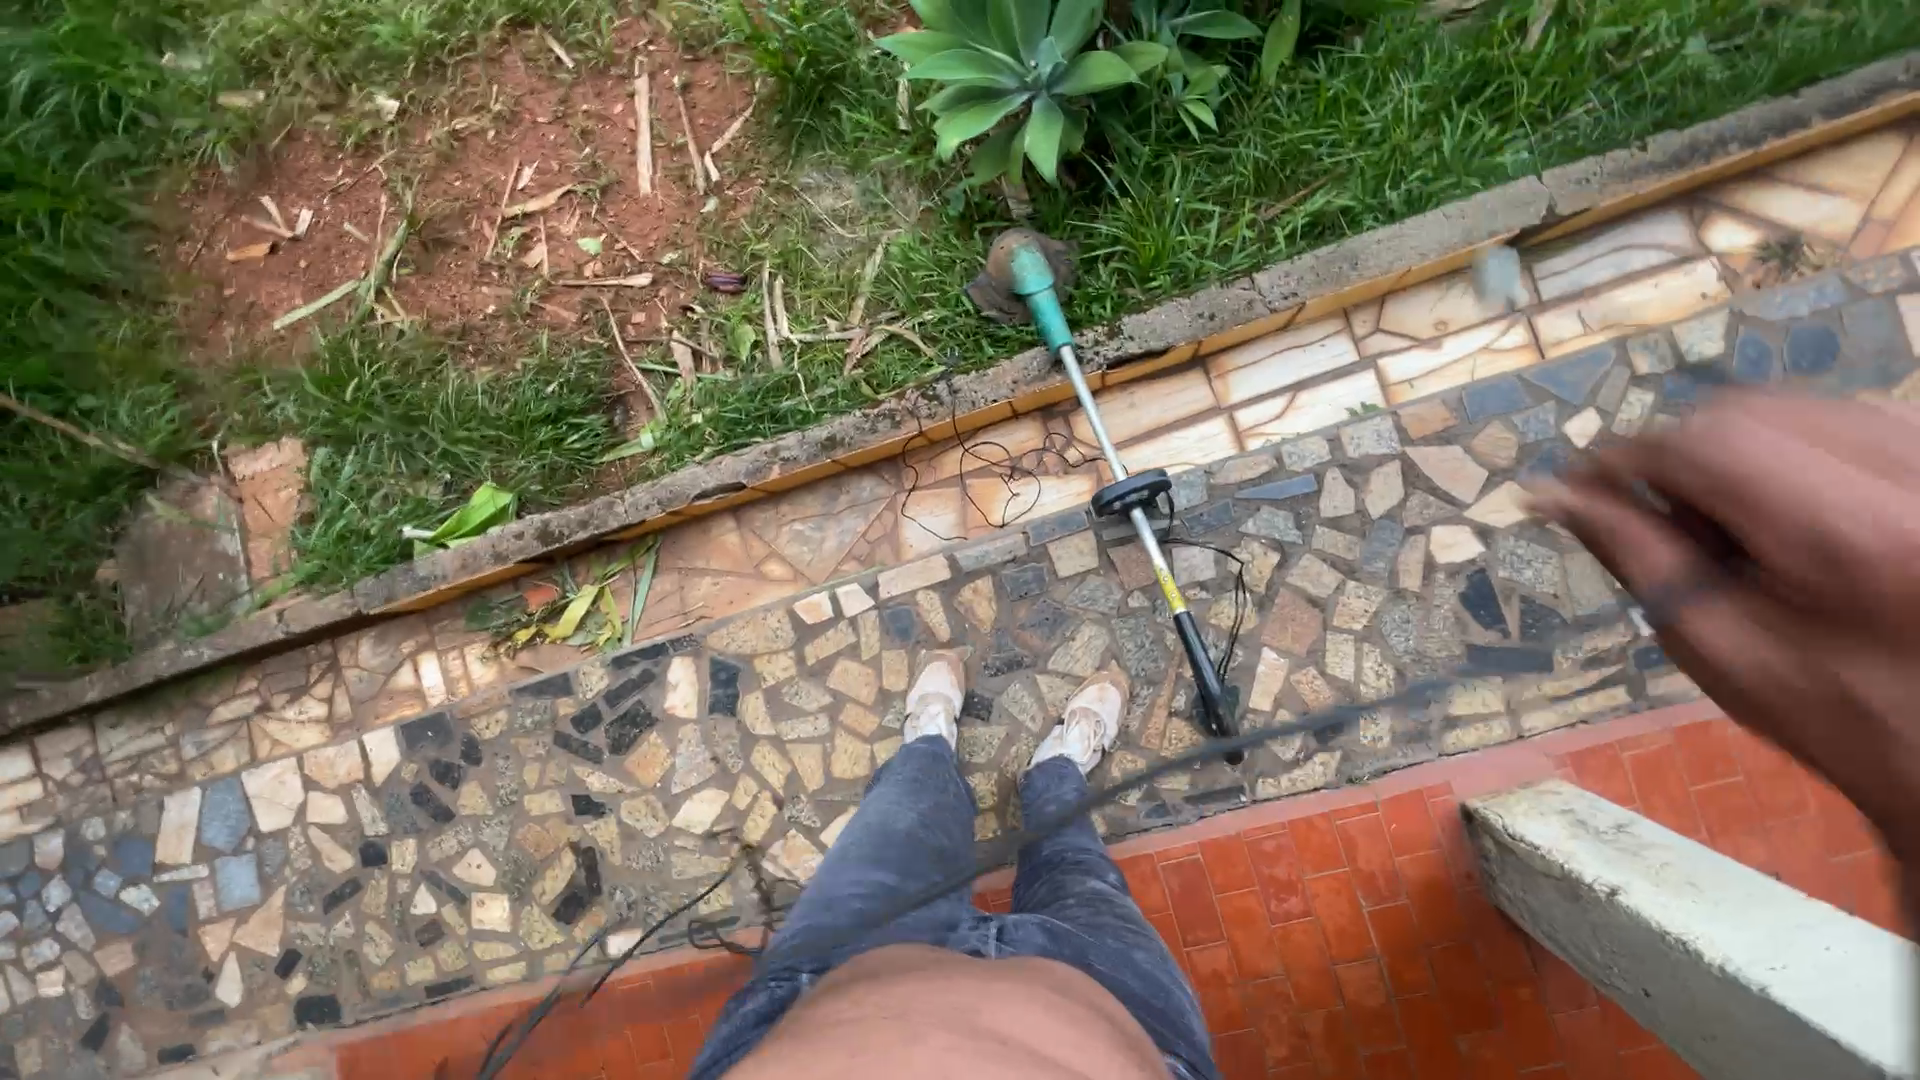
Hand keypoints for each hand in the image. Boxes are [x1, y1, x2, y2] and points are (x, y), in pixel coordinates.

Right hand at [1531, 392, 1919, 856]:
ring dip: (1735, 453)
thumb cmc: (1830, 714)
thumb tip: (1549, 492)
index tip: (1580, 488)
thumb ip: (1631, 551)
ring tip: (1731, 524)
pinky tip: (1788, 512)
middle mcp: (1919, 478)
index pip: (1709, 440)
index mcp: (1851, 535)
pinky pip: (1857, 420)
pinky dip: (1794, 452)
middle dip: (1679, 453)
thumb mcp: (1710, 640)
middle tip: (1658, 517)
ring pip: (1802, 407)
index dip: (1627, 456)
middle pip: (1754, 411)